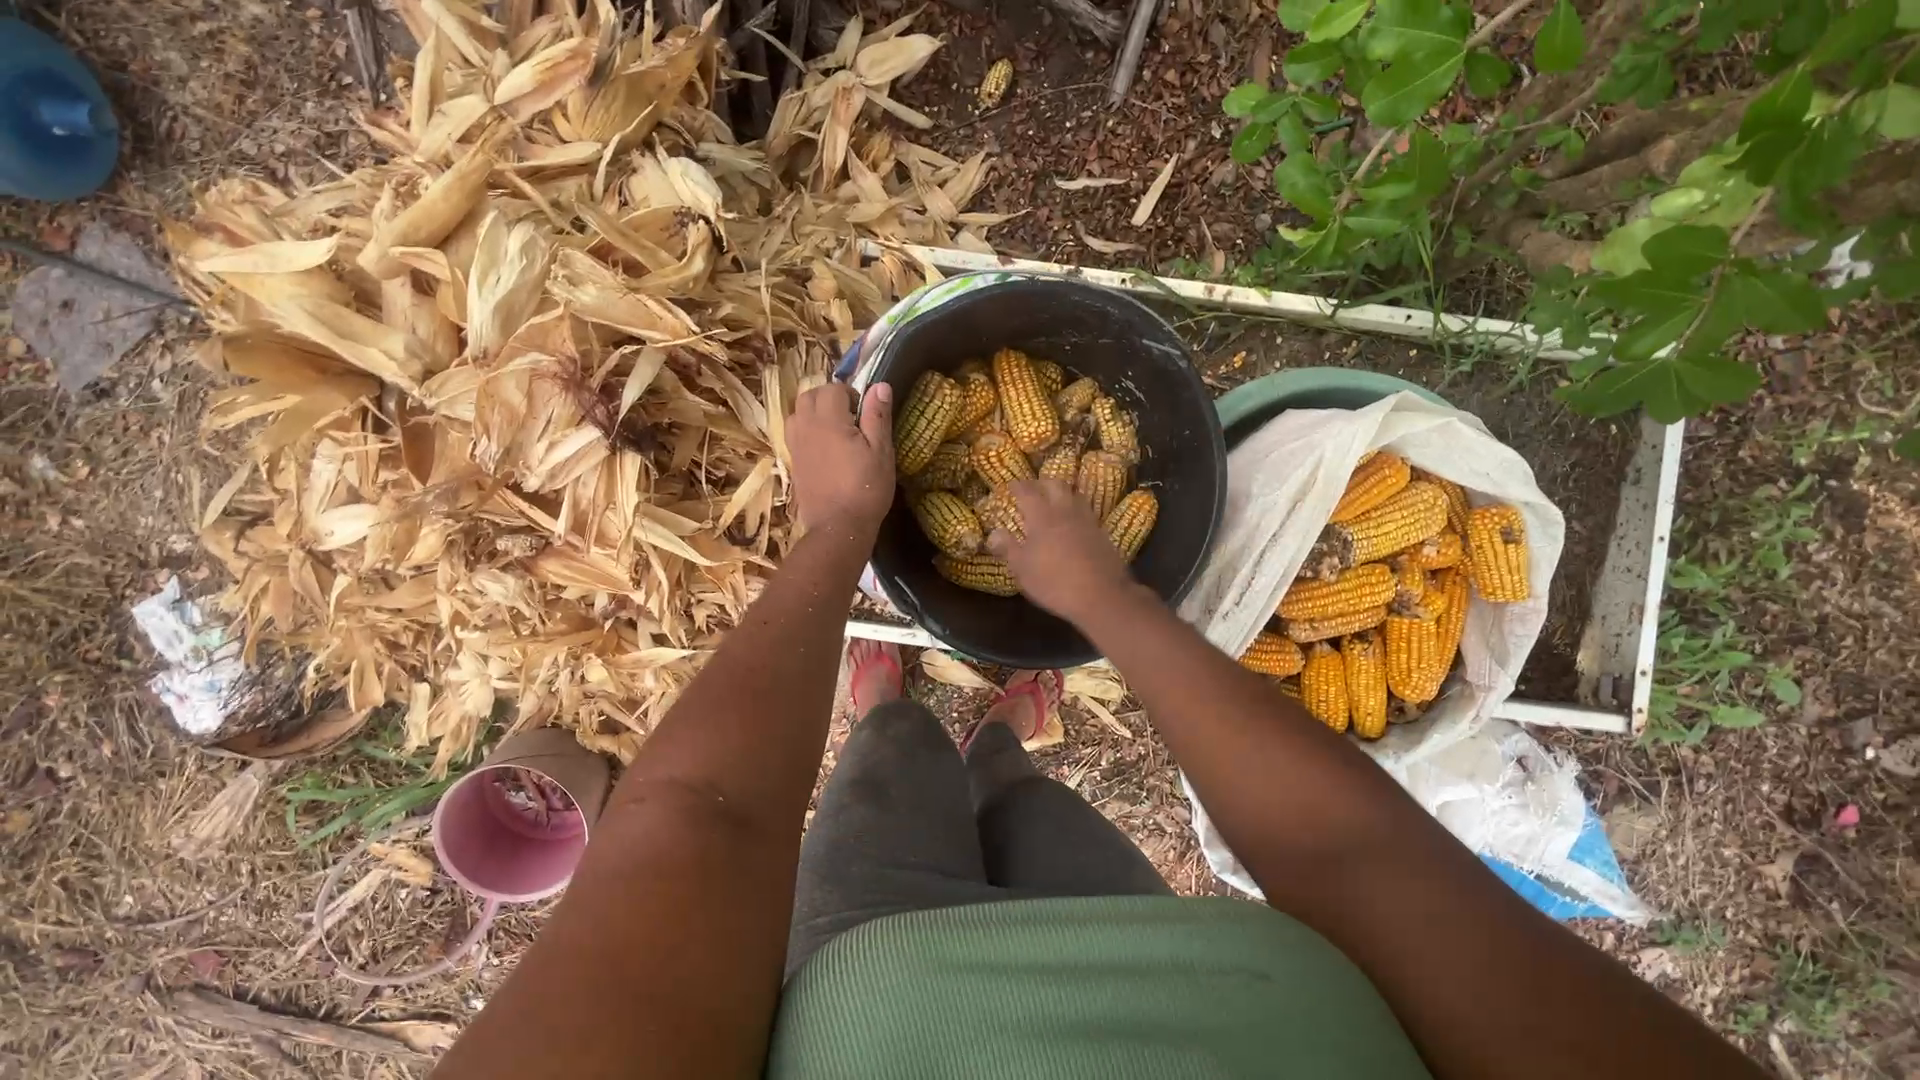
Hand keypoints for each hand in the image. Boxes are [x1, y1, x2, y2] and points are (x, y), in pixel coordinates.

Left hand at [787, 381, 894, 536]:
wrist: (839, 527)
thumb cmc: (866, 489)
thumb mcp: (881, 452)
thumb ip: (877, 416)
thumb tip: (879, 385)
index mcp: (829, 421)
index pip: (833, 388)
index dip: (851, 394)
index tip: (865, 413)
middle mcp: (806, 427)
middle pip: (809, 395)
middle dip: (829, 397)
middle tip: (851, 417)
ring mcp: (795, 445)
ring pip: (797, 412)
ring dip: (814, 412)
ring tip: (835, 430)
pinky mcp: (792, 462)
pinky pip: (793, 433)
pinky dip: (806, 430)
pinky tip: (825, 448)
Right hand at [989, 478, 1141, 624]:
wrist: (1101, 596)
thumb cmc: (1054, 582)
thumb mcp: (1023, 569)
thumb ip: (1008, 548)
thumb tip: (993, 533)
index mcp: (1042, 516)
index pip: (1027, 491)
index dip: (1017, 486)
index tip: (1010, 486)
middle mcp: (1065, 511)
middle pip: (1055, 485)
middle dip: (1042, 483)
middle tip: (1033, 490)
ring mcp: (1087, 520)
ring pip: (1075, 495)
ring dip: (1063, 493)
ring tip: (1054, 502)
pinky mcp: (1102, 533)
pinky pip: (1086, 512)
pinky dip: (1076, 510)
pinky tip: (1073, 523)